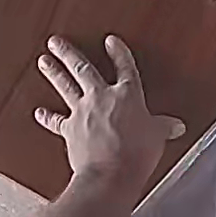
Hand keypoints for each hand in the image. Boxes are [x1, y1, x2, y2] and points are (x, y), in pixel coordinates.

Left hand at [35, 35, 184, 195]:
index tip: (111, 42)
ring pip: (65, 86)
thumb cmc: (136, 154)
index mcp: (127, 94)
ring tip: (43, 60)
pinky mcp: (70, 130)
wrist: (110, 174)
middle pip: (82, 68)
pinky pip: (56, 121)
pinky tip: (39, 112)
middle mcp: (101, 97)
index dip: (118, 53)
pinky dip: (47, 117)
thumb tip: (176, 126)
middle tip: (55, 42)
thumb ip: (163, 128)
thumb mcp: (157, 137)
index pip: (124, 67)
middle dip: (69, 53)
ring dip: (53, 72)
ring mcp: (82, 112)